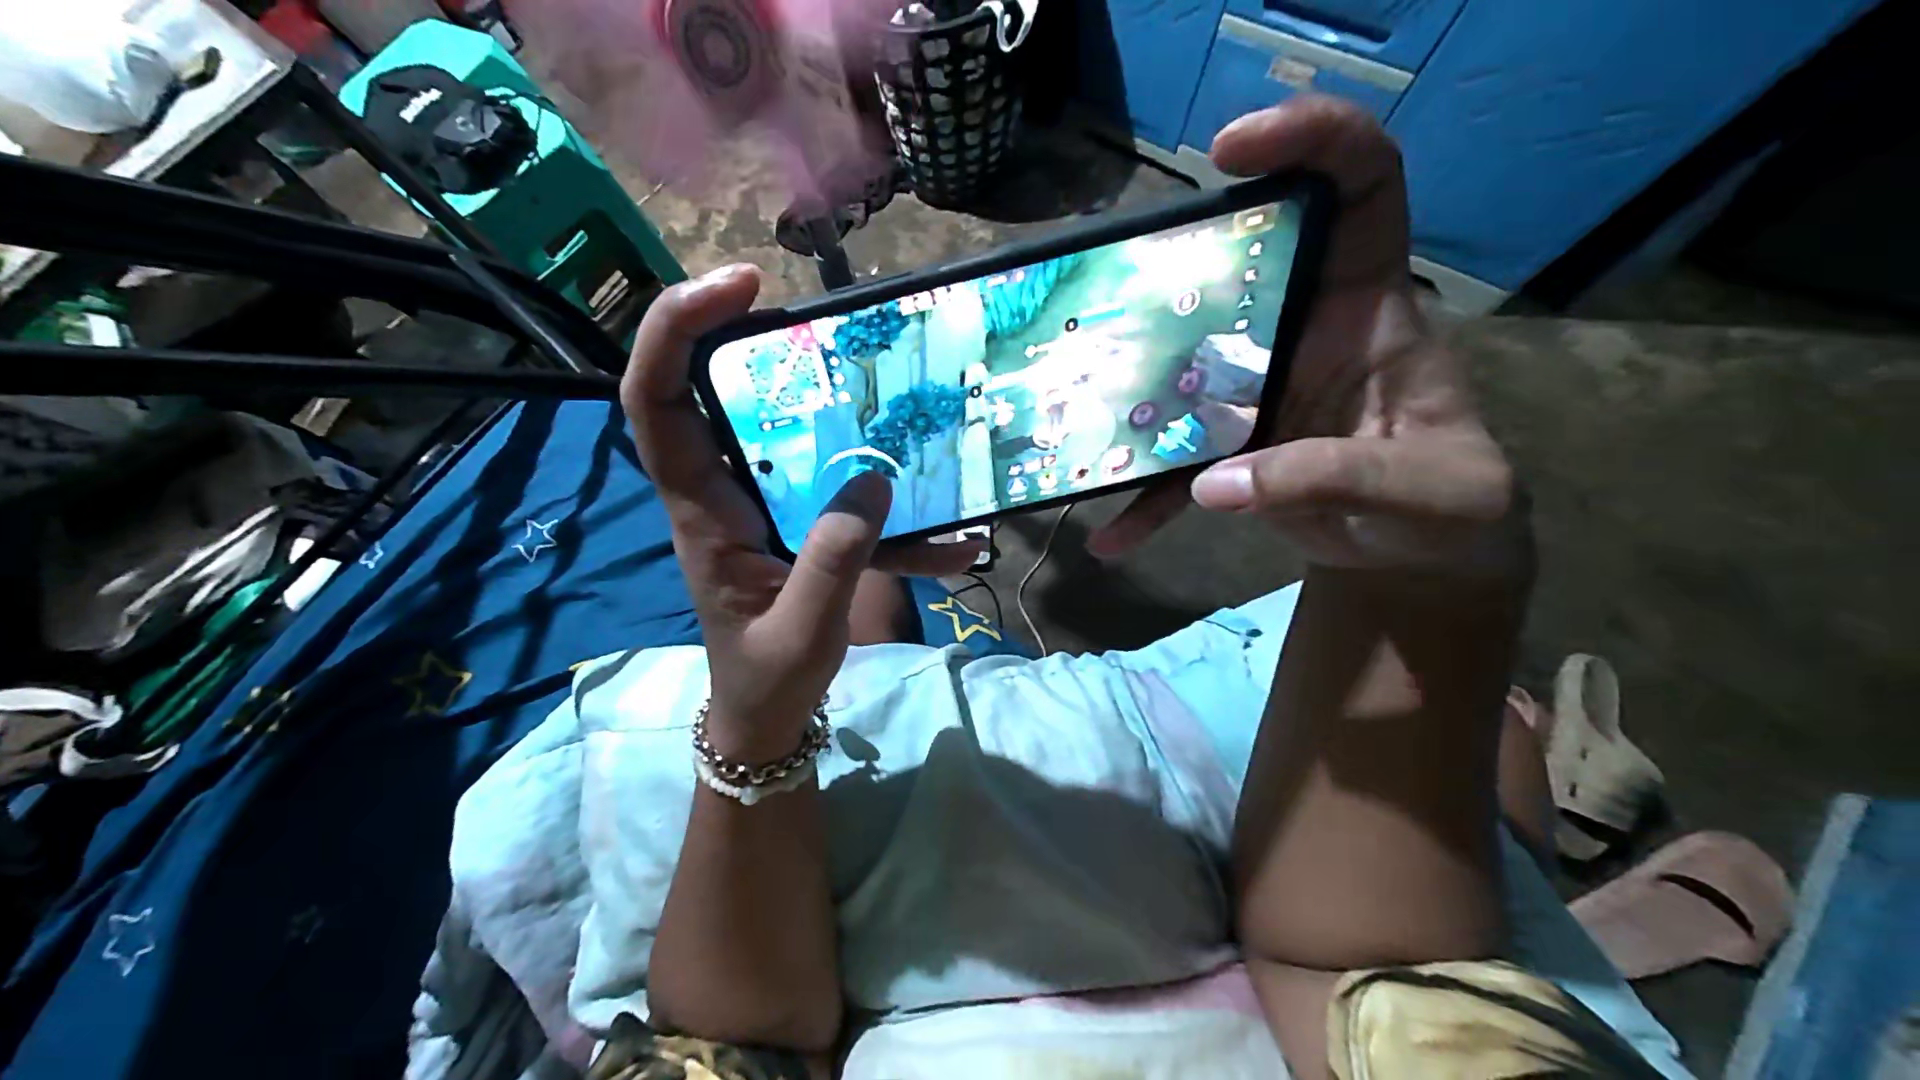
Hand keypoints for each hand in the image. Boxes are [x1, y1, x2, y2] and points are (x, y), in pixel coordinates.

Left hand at [621, 266, 983, 757]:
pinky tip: (957, 543)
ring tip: (904, 405)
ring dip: (844, 414)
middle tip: (829, 322)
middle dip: (764, 345)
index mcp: (703, 508)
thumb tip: (873, 483)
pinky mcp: (806, 526)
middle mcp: (728, 491)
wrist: (769, 714)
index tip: (738, 287)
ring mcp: (770, 506)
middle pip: (721, 394)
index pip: (657, 401)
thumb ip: (832, 562)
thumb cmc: (767, 675)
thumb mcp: (801, 630)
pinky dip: (898, 512)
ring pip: (793, 436)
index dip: (676, 331)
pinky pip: (849, 499)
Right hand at [1087, 97, 1512, 569]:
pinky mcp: (1224, 448)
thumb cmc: (1444, 504)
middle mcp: (1297, 332)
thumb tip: (1214, 484)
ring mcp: (1250, 390)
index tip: (1231, 149)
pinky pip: (1171, 466)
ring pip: (1178, 365)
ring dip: (1125, 387)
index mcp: (1366, 308)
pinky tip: (1110, 538)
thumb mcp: (1422, 491)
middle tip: (1106, 285)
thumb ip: (1333, 476)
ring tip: (1071, 405)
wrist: (1412, 550)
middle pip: (1232, 267)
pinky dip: (1142, 502)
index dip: (1312, 139)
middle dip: (1171, 262)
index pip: (1360, 186)